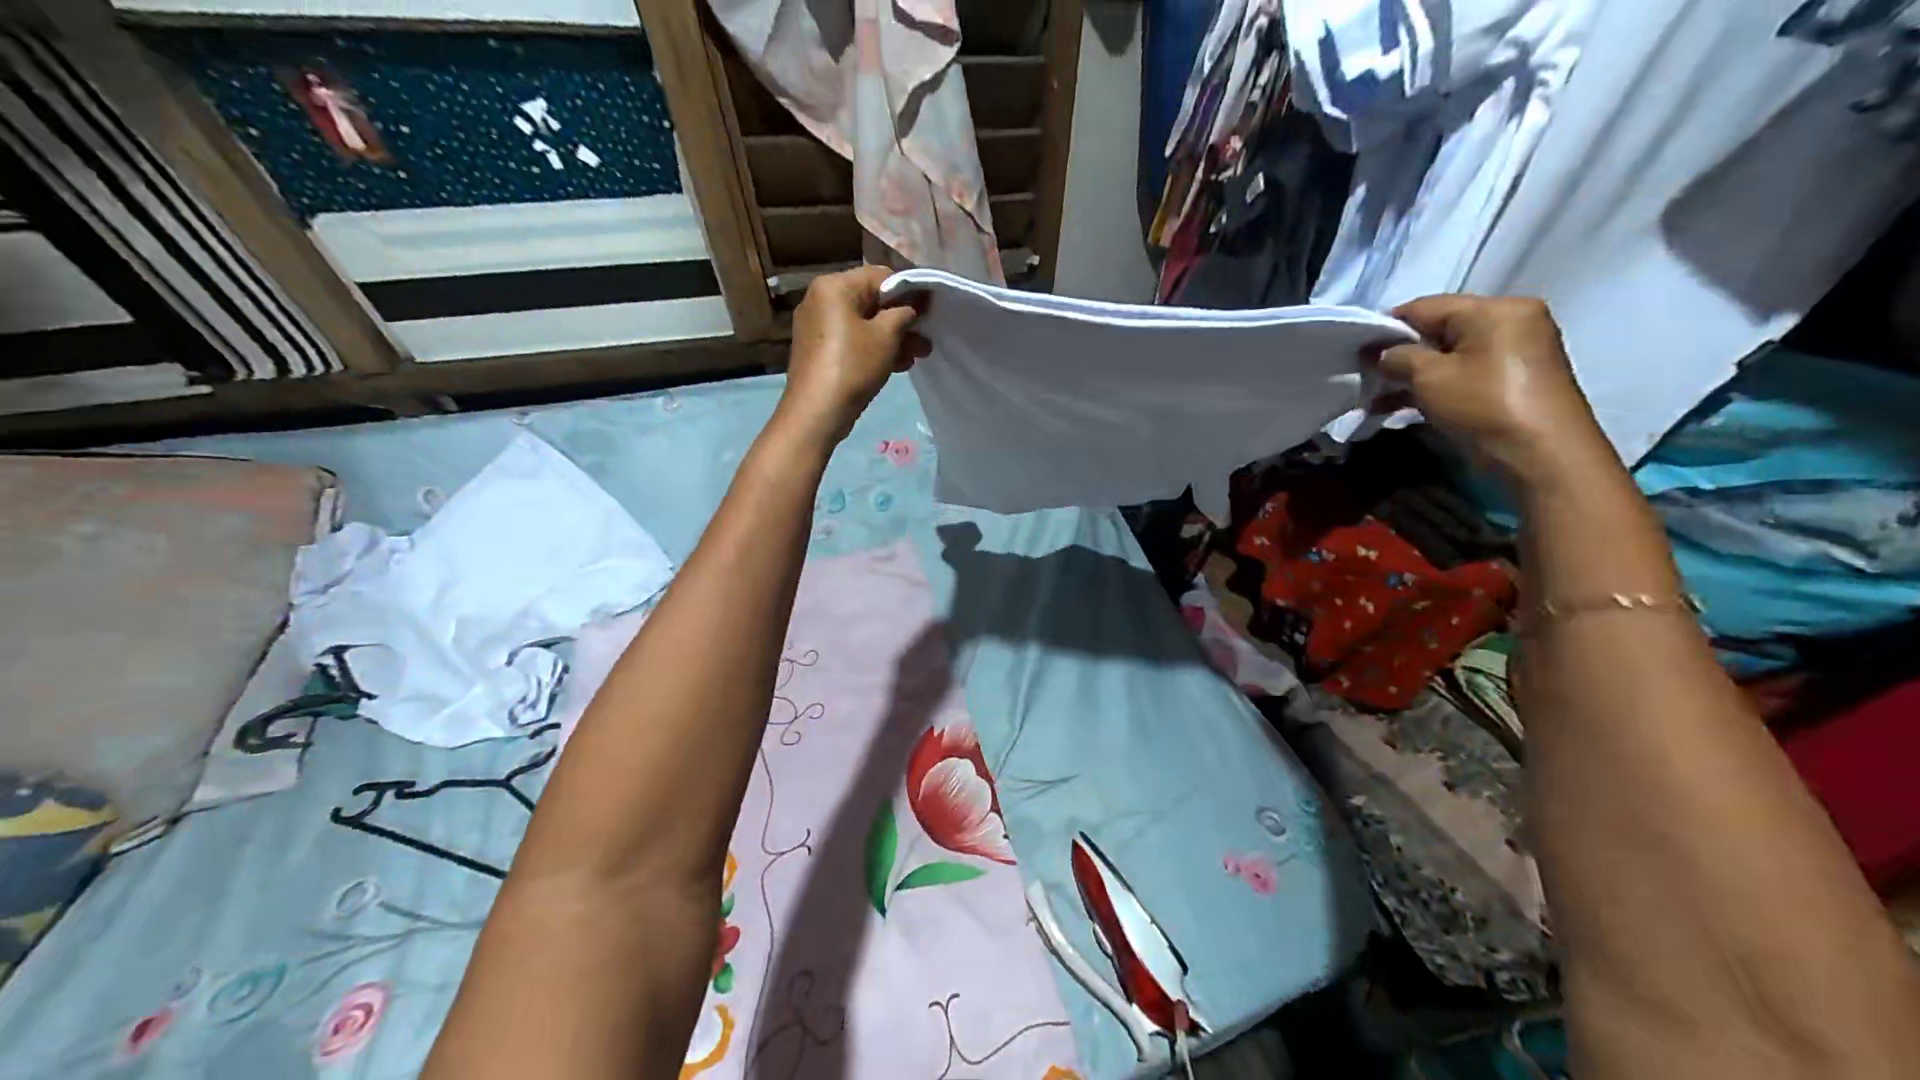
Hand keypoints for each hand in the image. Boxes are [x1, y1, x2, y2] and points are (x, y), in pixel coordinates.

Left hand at [776, 265, 926, 444]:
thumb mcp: (887, 336)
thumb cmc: (853, 366)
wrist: (816, 412)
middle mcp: (821, 299)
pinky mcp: (818, 349)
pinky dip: (874, 347)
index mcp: (834, 286)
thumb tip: (915, 304)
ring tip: (918, 355)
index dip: (910, 292)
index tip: (930, 311)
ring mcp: (817, 325)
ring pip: (863, 323)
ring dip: (892, 337)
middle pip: (871, 301)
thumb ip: (904, 313)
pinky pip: (852, 339)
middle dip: (902, 320)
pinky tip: (897, 364)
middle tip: (926, 338)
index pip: (880, 276)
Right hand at [1379, 294, 1607, 483]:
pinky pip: (1464, 372)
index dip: (1386, 327)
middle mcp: (1511, 321)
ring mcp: (1515, 351)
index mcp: (1496, 309)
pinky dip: (1434, 385)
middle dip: (1400, 353)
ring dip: (1412, 374)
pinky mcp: (1513, 379)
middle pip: (1439, 329)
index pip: (1426, 307)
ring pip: (1449, 354)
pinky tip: (1400, 405)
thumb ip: (1398, 357)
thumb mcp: (1429, 377)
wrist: (1542, 455)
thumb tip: (1380, 353)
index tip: (1357, 352)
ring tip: (1376, 396)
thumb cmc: (1484, 405)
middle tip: (1366, 376)